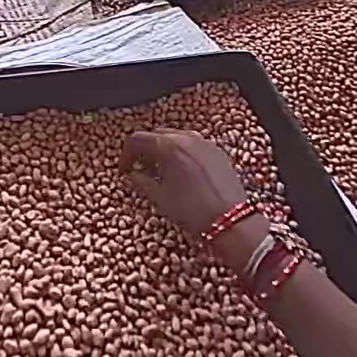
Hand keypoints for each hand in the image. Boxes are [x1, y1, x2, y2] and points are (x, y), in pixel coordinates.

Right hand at [124, 129, 256, 243]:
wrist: (232, 220)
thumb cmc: (192, 210)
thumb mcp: (161, 198)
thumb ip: (142, 182)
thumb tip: (131, 176)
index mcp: (168, 146)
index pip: (138, 139)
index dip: (126, 154)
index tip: (124, 170)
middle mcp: (186, 138)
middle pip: (157, 135)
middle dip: (145, 150)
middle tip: (140, 170)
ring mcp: (204, 143)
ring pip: (176, 138)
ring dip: (164, 150)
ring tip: (161, 172)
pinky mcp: (218, 152)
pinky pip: (194, 145)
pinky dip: (182, 153)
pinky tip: (182, 172)